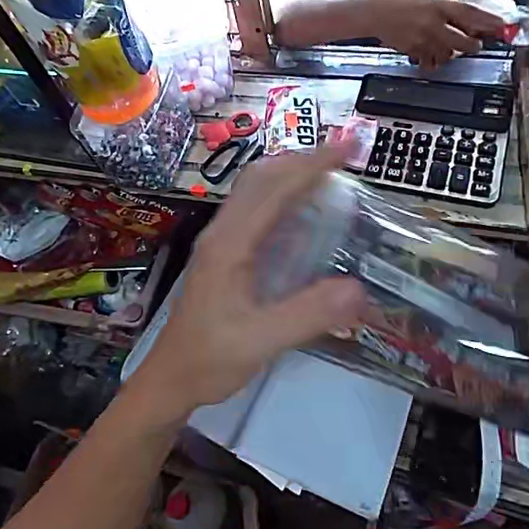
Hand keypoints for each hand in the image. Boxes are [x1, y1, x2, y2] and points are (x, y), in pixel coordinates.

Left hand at [126, 146, 365, 420]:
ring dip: (293, 174)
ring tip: (332, 173)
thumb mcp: (259, 342)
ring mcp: (221, 243)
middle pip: (262, 178)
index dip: (312, 164)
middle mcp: (223, 234)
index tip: (348, 148)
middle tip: (346, 155)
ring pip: (257, 191)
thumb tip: (358, 288)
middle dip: (304, 159)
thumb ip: (306, 315)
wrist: (170, 379)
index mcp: (229, 245)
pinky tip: (307, 212)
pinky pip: (257, 212)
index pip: (273, 189)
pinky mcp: (226, 255)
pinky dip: (285, 197)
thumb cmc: (209, 360)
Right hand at [356, 0, 502, 67]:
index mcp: (438, 4)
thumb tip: (471, 2)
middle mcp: (433, 22)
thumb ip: (449, 0)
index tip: (502, 25)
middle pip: (464, 42)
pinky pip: (432, 61)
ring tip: (442, 44)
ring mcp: (424, 39)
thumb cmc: (400, 2)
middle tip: (474, 44)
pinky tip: (428, 52)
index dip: (489, 20)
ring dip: (451, 52)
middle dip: (473, 46)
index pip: (470, 13)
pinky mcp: (414, 51)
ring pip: (449, 54)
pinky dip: (434, 59)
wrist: (375, 13)